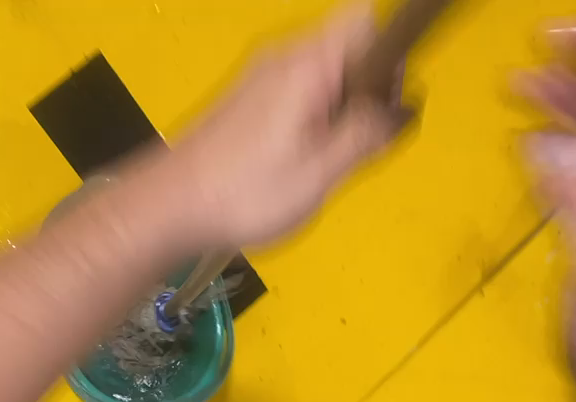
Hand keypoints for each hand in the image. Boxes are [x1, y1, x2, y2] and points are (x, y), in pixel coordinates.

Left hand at [163, 7, 404, 251]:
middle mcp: (285, 60)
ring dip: (338, 115)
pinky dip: (313, 123)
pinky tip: (298, 165)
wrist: (170, 206)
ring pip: (324, 77)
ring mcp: (263, 79)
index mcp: (307, 66)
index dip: (389, 59)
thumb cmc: (245, 194)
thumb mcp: (319, 174)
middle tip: (353, 147)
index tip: (383, 107)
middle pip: (347, 50)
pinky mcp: (249, 102)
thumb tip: (405, 105)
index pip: (365, 21)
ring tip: (324, 164)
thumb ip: (365, 135)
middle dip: (366, 93)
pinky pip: (300, 96)